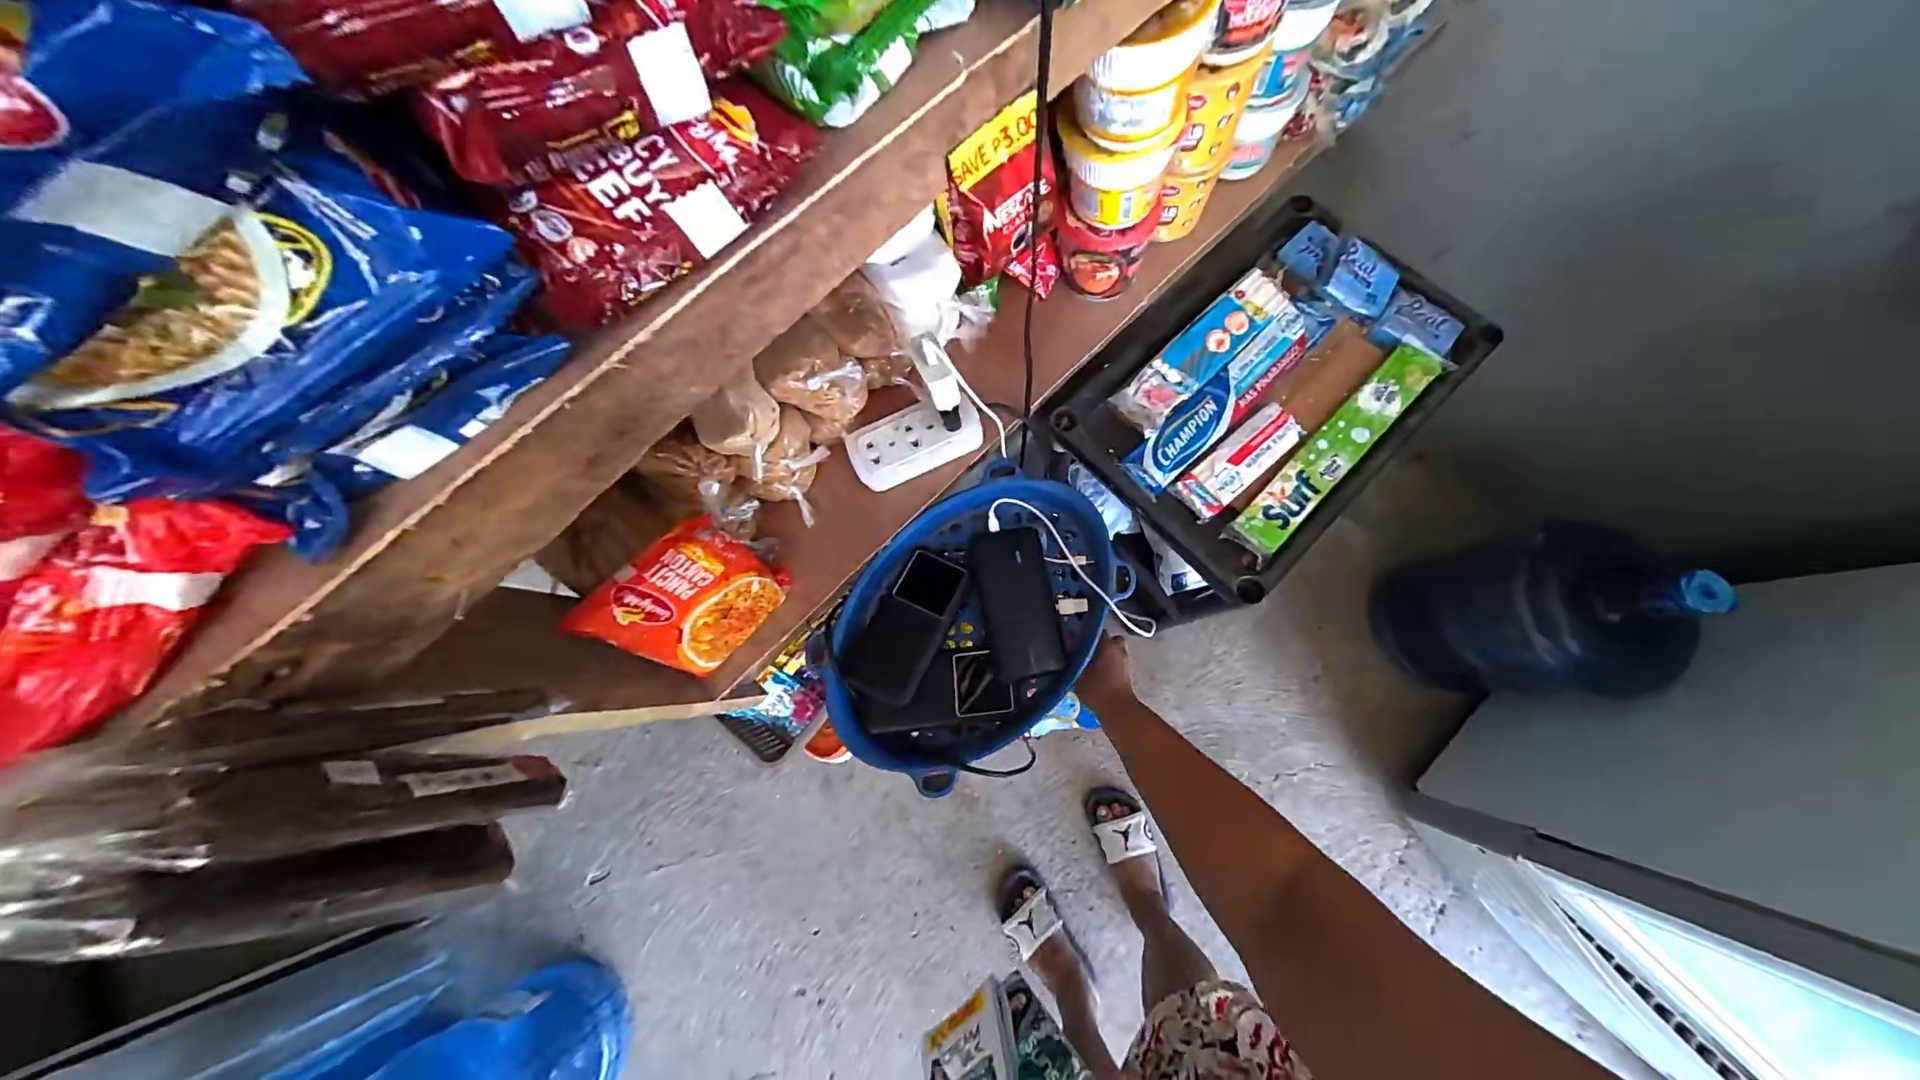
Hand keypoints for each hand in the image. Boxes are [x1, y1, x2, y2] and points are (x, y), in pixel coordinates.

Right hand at [1077, 635, 1137, 714]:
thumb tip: (1069, 649)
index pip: (1097, 630)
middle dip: (1099, 643)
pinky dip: (1109, 664)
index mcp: (1108, 644)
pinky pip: (1116, 661)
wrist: (1118, 709)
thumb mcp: (1078, 674)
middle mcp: (1119, 648)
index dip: (1086, 633)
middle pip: (1109, 639)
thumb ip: (1073, 659)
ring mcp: (1125, 660)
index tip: (1076, 639)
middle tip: (1086, 651)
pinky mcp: (1127, 672)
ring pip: (1113, 650)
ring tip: (1091, 663)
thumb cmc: (1097, 689)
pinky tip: (1097, 673)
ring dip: (1105, 654)